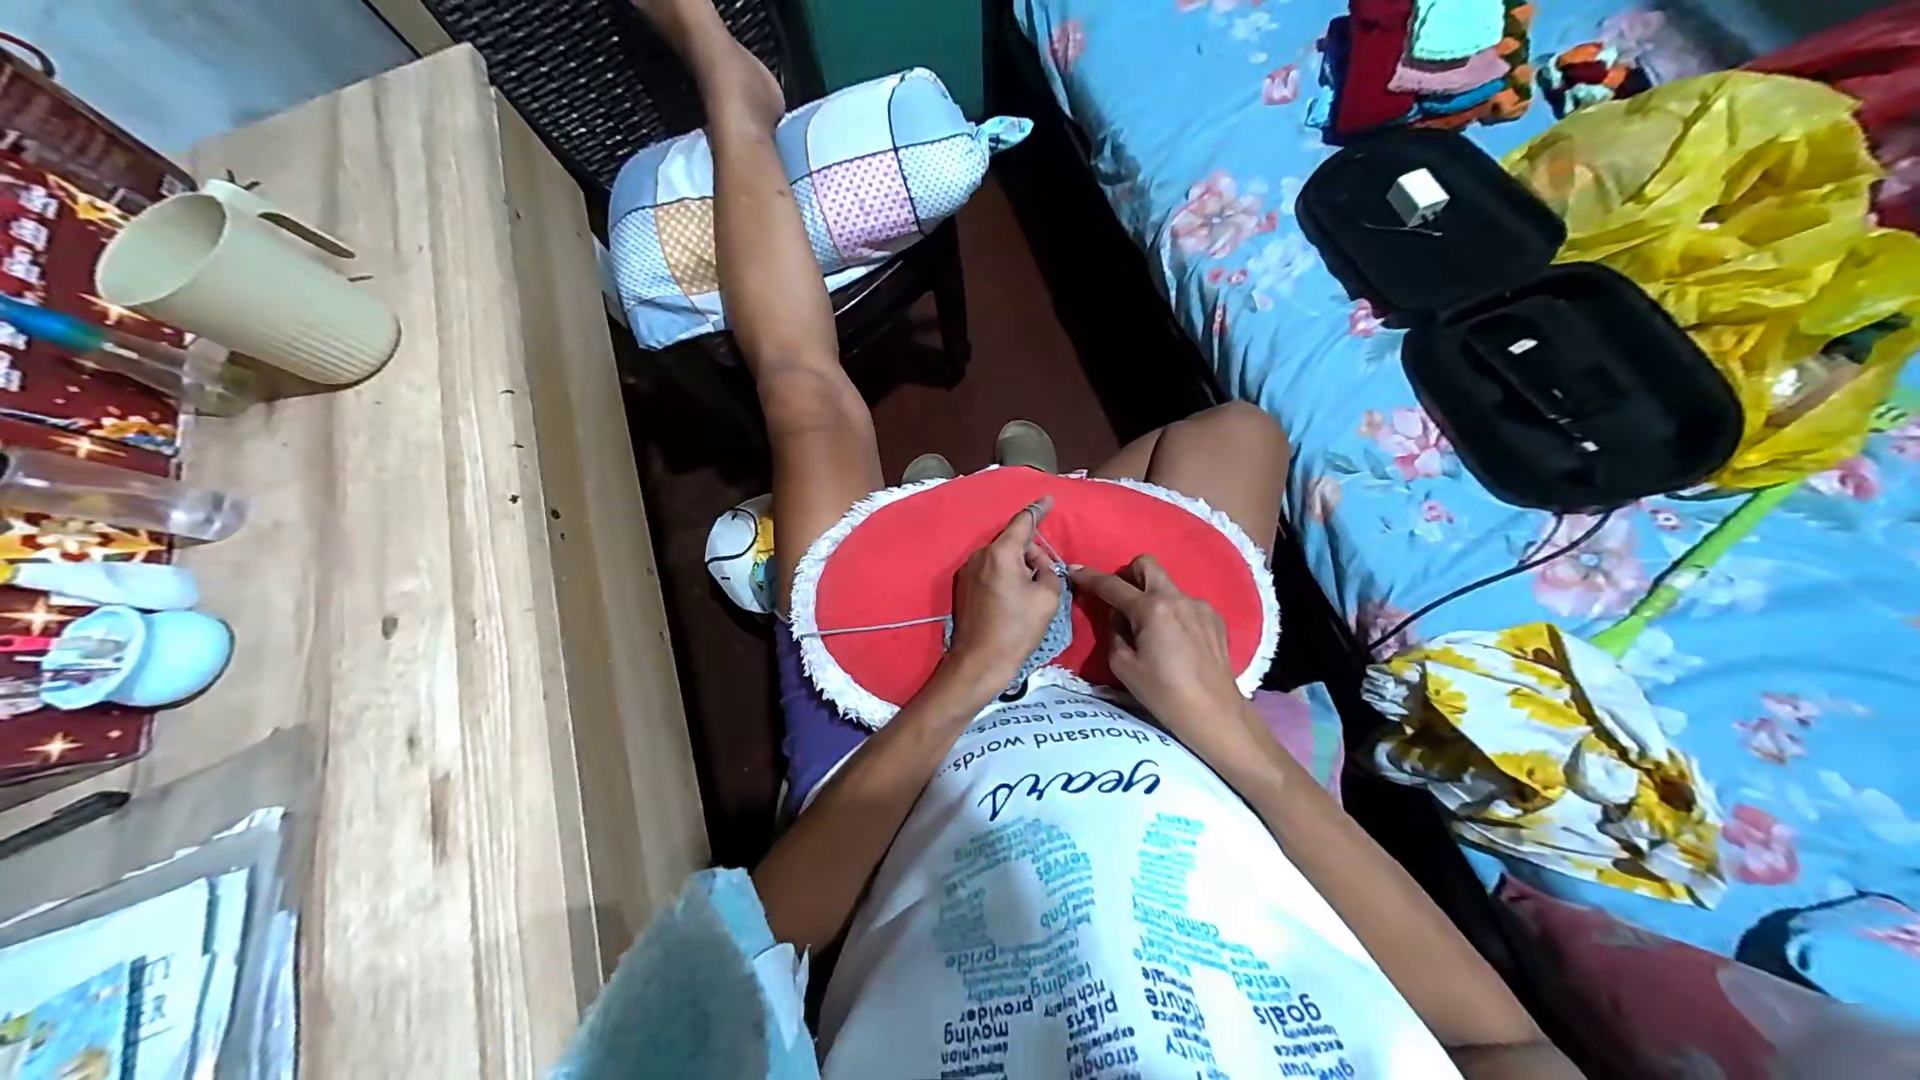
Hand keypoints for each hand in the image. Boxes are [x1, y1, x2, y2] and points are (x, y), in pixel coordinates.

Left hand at [946, 497, 1062, 688]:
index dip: (1039, 509)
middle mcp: (980, 555)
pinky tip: (1015, 598)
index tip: (1049, 499)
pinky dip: (1006, 575)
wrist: (979, 661)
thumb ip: (1049, 571)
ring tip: (1032, 592)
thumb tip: (1040, 566)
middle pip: (1013, 541)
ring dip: (1019, 565)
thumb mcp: (1047, 598)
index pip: (1023, 521)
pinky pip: (991, 570)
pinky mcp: (964, 586)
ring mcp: (968, 570)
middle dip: (1033, 553)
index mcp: (1001, 553)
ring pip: (1002, 556)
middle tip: (1048, 577)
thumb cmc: (1016, 629)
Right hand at [1069, 556, 1245, 742]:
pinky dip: (1172, 612)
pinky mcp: (1214, 617)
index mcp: (1151, 609)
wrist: (1214, 713)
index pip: (1112, 585)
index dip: (1089, 576)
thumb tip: (1115, 614)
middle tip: (1119, 598)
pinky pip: (1184, 603)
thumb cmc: (1162, 693)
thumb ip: (1113, 631)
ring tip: (1149, 628)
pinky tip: (1174, 640)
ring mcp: (1199, 605)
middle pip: (1145, 564)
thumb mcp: (1123, 665)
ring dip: (1151, 596)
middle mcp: (1176, 598)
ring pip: (1167, 585)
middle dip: (1127, 574)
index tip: (1074, 570)